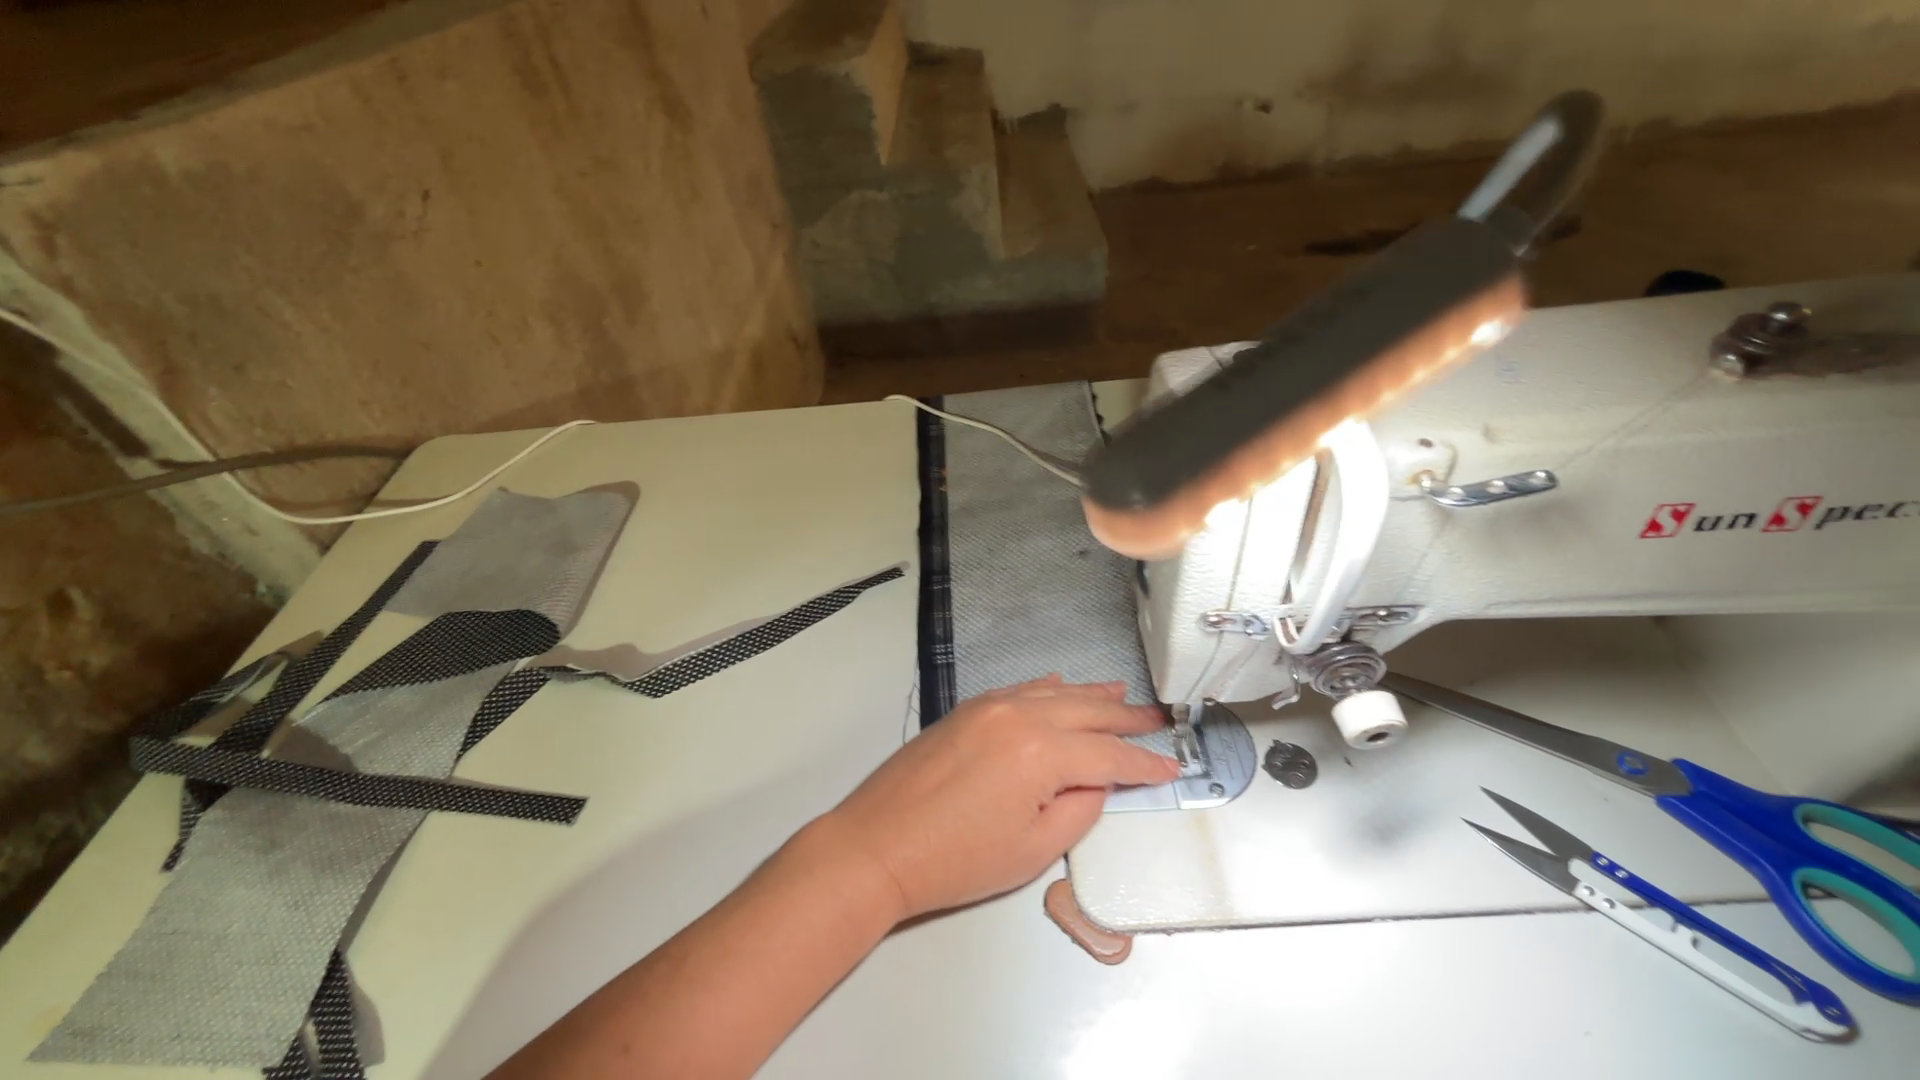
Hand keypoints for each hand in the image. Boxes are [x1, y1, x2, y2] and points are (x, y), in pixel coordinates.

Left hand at [813, 675, 1179, 921]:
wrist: (875, 847)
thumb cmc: (955, 861)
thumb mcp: (1033, 849)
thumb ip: (1079, 808)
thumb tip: (1096, 781)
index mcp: (1039, 751)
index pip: (1108, 756)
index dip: (1143, 764)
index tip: (1170, 766)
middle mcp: (1017, 716)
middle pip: (1085, 712)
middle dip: (1125, 719)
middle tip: (1159, 719)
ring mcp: (988, 707)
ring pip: (1053, 693)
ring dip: (1089, 696)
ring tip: (1120, 695)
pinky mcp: (965, 711)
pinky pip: (1019, 690)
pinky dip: (1047, 690)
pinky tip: (1060, 687)